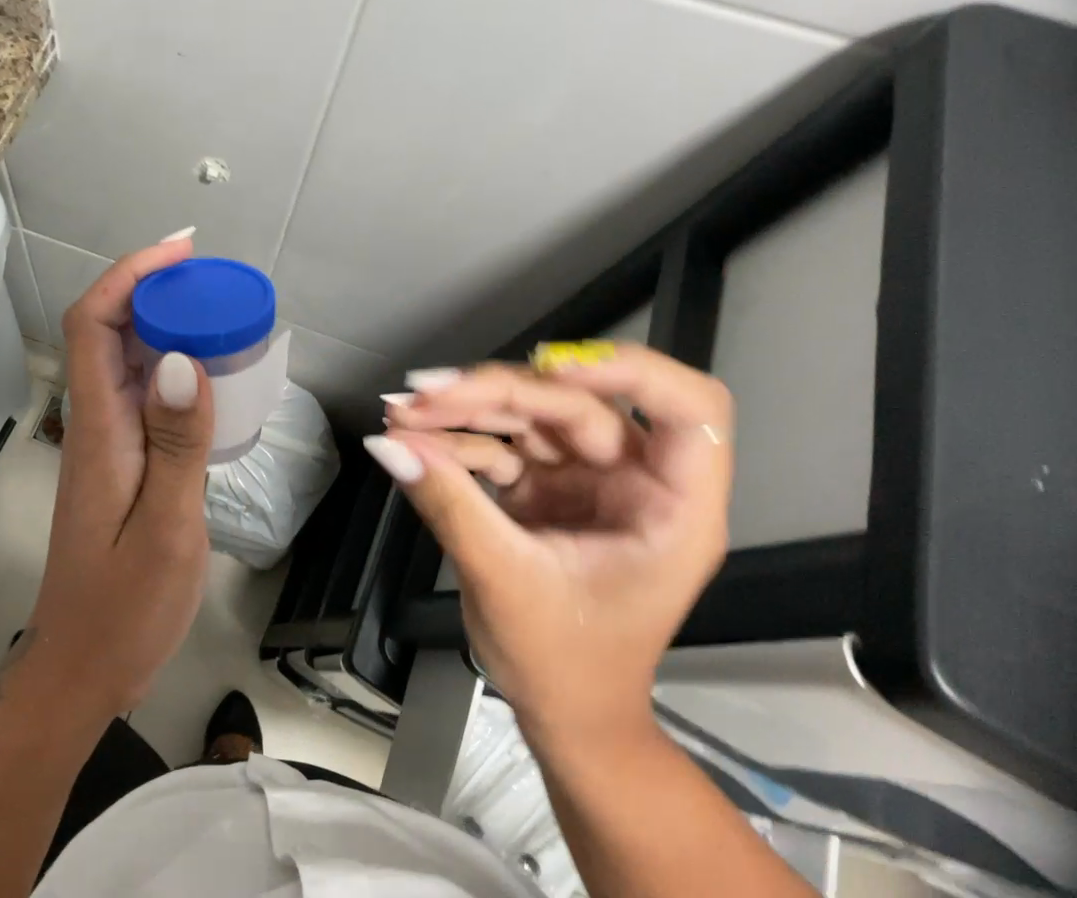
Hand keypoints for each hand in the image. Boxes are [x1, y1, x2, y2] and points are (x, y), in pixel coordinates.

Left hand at [26, 237, 215, 715]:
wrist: (83, 665)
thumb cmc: (123, 608)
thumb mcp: (166, 528)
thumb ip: (175, 444)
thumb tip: (178, 357)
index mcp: (98, 430)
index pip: (92, 324)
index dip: (128, 275)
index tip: (181, 250)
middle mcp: (95, 426)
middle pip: (109, 333)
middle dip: (157, 292)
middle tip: (221, 284)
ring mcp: (106, 447)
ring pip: (128, 364)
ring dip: (168, 329)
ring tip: (227, 319)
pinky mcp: (121, 468)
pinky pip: (145, 400)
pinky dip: (176, 374)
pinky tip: (215, 382)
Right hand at [371, 343, 734, 744]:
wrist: (562, 710)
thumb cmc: (563, 662)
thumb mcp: (504, 580)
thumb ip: (450, 504)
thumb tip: (389, 444)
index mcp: (672, 508)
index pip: (687, 407)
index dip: (627, 371)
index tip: (547, 366)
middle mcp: (638, 483)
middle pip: (579, 406)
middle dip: (498, 394)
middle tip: (423, 395)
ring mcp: (591, 485)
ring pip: (535, 419)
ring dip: (468, 411)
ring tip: (403, 410)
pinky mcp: (549, 493)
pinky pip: (507, 449)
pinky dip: (460, 442)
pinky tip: (414, 439)